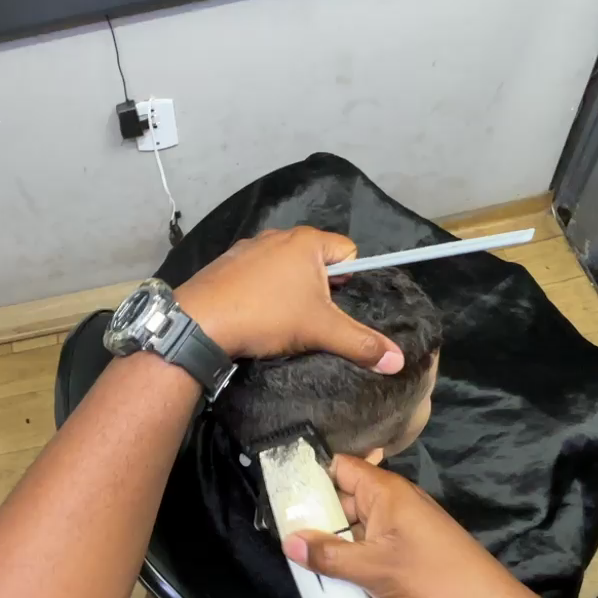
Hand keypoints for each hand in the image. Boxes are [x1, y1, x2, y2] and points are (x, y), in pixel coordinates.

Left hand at [175, 227, 402, 372]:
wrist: (199, 322)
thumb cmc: (266, 316)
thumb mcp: (319, 331)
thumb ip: (361, 343)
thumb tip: (398, 361)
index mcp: (306, 241)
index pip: (348, 252)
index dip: (350, 281)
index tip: (337, 308)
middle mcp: (277, 236)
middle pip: (316, 261)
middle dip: (320, 288)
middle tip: (312, 319)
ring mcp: (248, 248)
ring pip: (284, 269)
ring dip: (290, 291)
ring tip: (282, 321)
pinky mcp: (225, 264)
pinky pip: (257, 275)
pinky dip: (261, 292)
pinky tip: (254, 315)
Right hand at [280, 454, 526, 597]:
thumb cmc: (432, 579)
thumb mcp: (373, 570)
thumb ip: (329, 556)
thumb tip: (289, 543)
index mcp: (384, 491)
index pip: (338, 466)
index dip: (310, 478)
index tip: (284, 500)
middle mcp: (393, 502)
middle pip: (343, 502)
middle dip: (321, 527)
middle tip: (293, 549)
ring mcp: (403, 527)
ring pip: (357, 533)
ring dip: (342, 557)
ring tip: (320, 580)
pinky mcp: (411, 550)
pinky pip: (375, 552)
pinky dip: (364, 572)